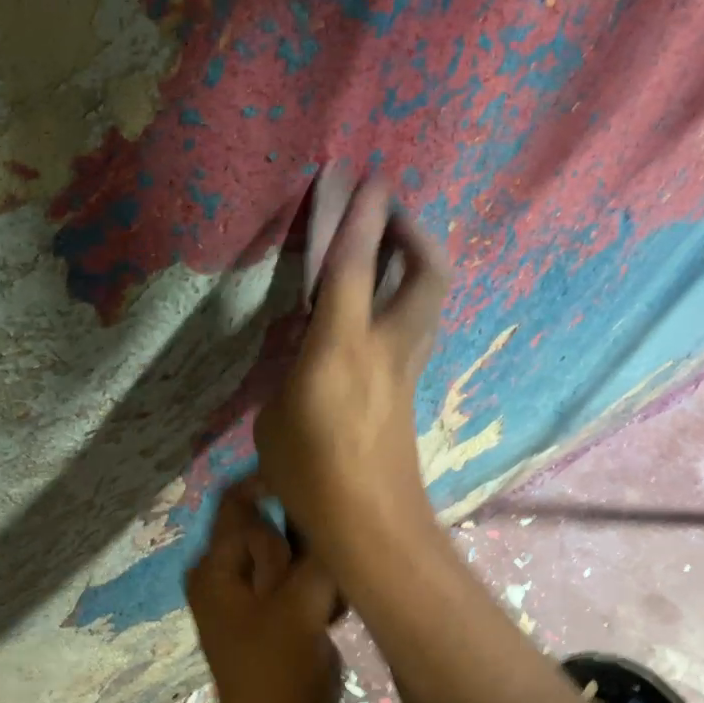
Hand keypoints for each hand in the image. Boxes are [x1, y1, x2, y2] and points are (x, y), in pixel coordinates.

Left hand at [186, 479, 341, 702]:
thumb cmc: (280, 673)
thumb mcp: (302, 602)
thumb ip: (317, 551)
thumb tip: (333, 515)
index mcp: (213, 565)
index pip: (239, 500)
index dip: (276, 488)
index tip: (322, 492)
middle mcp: (219, 575)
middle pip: (262, 526)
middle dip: (298, 537)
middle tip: (321, 565)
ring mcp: (241, 600)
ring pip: (282, 556)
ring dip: (309, 565)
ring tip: (328, 593)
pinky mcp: (263, 620)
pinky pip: (288, 584)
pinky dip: (310, 588)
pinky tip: (329, 612)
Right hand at [256, 176, 451, 551]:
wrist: (370, 524)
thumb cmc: (309, 472)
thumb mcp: (275, 415)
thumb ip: (291, 371)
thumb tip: (305, 356)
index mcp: (342, 347)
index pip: (352, 267)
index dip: (358, 218)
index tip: (365, 178)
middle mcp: (386, 346)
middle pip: (426, 272)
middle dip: (412, 232)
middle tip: (386, 215)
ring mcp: (405, 367)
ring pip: (428, 298)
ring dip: (414, 264)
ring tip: (384, 254)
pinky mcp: (408, 388)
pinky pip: (414, 325)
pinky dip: (402, 300)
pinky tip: (373, 310)